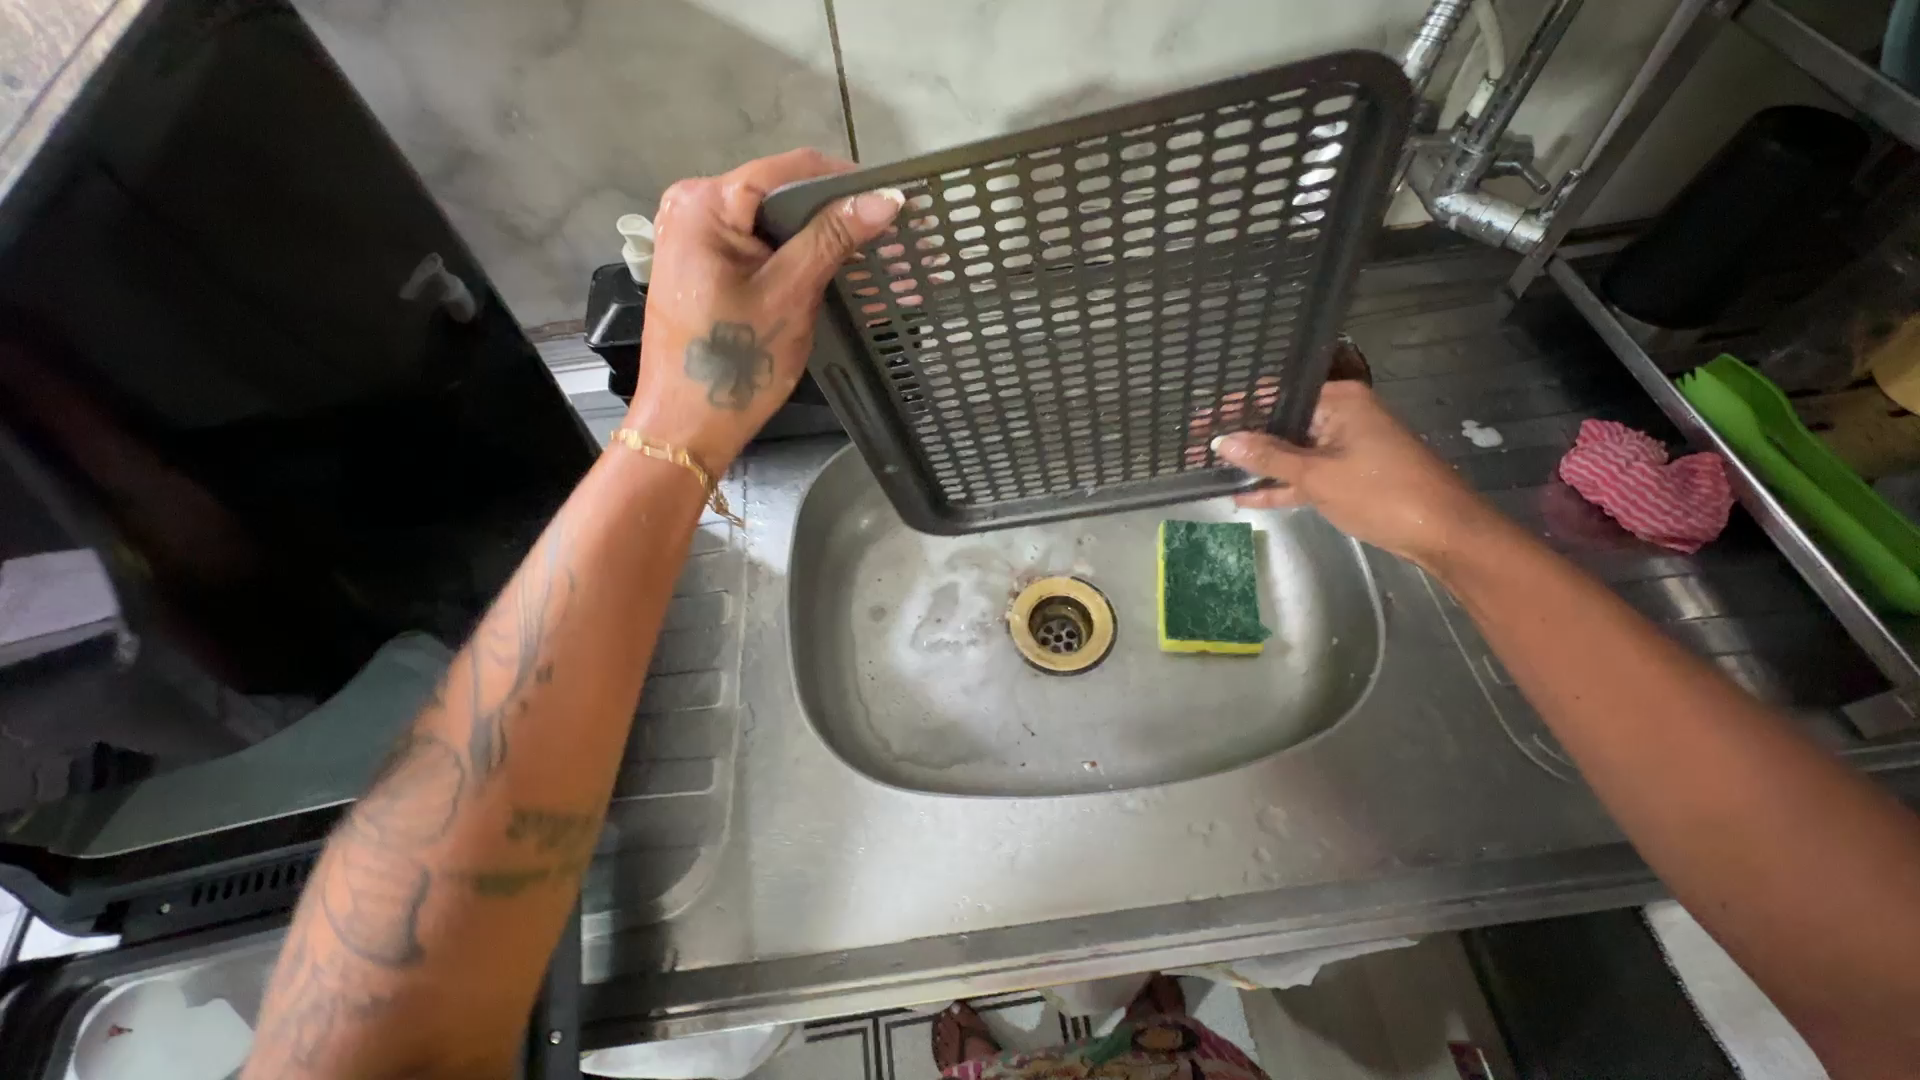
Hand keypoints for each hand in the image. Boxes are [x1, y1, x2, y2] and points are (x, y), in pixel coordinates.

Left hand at [624, 148, 903, 468]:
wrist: (686, 427)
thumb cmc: (733, 363)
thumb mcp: (789, 296)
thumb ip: (832, 239)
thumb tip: (885, 199)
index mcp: (705, 203)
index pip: (790, 170)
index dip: (848, 183)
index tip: (895, 204)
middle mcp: (696, 208)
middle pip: (785, 197)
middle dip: (843, 219)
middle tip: (896, 241)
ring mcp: (701, 240)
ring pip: (780, 228)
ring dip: (830, 246)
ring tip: (883, 266)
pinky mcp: (710, 269)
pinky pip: (767, 253)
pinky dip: (805, 265)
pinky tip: (847, 280)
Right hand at [1211, 380, 1497, 568]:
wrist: (1444, 533)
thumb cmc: (1382, 493)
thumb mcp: (1318, 475)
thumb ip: (1268, 457)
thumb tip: (1221, 441)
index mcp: (1338, 400)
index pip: (1276, 396)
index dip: (1236, 407)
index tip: (1199, 419)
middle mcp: (1341, 415)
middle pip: (1281, 422)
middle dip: (1241, 436)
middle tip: (1196, 443)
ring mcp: (1344, 446)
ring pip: (1290, 451)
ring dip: (1256, 463)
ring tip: (1209, 467)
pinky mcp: (1347, 475)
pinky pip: (1303, 474)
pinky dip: (1279, 484)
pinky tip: (1242, 494)